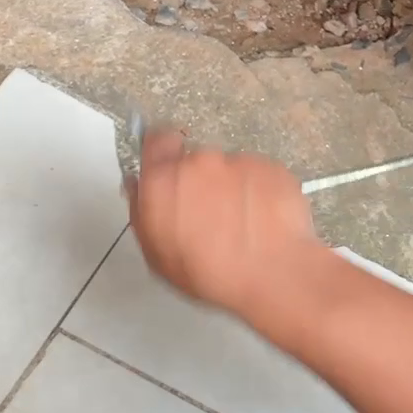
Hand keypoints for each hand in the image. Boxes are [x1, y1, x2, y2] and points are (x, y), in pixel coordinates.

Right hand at [126, 131, 327, 321]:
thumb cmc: (208, 272)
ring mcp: (240, 160)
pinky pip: (259, 174)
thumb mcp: (158, 255)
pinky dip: (259, 191)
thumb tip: (139, 187)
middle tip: (211, 216)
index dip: (163, 152)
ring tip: (242, 223)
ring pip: (231, 170)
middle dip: (201, 183)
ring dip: (232, 188)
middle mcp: (201, 161)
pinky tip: (263, 218)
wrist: (273, 271)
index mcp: (164, 180)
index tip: (170, 168)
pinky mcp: (272, 166)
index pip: (158, 141)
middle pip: (197, 162)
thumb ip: (143, 213)